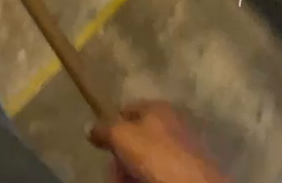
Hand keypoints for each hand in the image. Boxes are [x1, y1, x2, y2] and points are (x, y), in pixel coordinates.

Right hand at [88, 101, 227, 182]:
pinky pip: (163, 172)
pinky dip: (150, 177)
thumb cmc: (157, 156)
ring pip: (149, 159)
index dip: (111, 127)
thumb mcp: (121, 137)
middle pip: (136, 138)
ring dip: (133, 170)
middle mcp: (174, 123)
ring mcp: (186, 150)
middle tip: (115, 171)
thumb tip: (88, 128)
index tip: (104, 146)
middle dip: (121, 155)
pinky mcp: (193, 174)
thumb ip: (102, 129)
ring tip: (126, 182)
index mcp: (158, 107)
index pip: (126, 110)